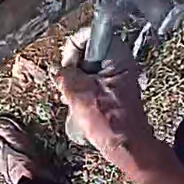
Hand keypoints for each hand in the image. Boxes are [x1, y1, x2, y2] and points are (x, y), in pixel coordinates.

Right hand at [56, 26, 170, 179]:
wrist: (127, 148)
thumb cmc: (108, 121)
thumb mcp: (77, 92)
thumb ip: (64, 75)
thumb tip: (56, 70)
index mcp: (118, 56)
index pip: (89, 36)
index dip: (72, 49)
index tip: (67, 67)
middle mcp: (121, 65)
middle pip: (88, 55)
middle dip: (72, 70)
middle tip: (66, 87)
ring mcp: (119, 82)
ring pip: (89, 73)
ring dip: (75, 85)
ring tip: (70, 101)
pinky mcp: (115, 97)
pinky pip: (94, 88)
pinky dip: (83, 95)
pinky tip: (79, 109)